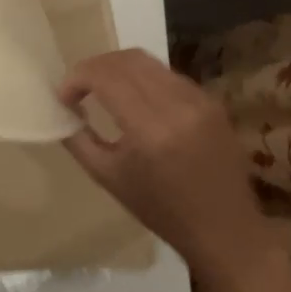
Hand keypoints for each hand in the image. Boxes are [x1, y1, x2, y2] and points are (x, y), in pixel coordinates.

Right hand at [58, 50, 275, 281]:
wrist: (226, 231)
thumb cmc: (162, 210)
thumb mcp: (107, 177)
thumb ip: (78, 138)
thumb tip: (64, 109)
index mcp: (150, 129)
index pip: (105, 76)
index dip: (76, 78)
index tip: (64, 96)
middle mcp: (178, 106)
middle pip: (125, 60)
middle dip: (93, 68)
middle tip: (79, 88)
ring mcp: (199, 101)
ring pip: (146, 61)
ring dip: (117, 69)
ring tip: (103, 89)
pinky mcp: (212, 102)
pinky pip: (167, 74)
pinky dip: (142, 78)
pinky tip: (135, 100)